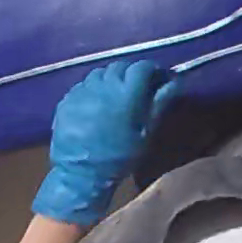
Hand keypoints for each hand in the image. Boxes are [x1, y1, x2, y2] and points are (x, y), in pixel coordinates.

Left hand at [33, 61, 179, 226]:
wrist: (80, 175)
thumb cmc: (119, 156)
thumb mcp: (145, 132)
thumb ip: (159, 103)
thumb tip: (174, 81)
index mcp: (126, 93)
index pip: (142, 67)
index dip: (152, 70)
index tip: (156, 79)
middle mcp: (103, 84)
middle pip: (120, 66)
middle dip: (130, 73)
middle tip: (135, 89)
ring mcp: (82, 90)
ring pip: (100, 73)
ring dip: (110, 79)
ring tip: (113, 95)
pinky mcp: (67, 98)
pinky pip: (84, 85)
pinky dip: (93, 89)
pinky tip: (95, 104)